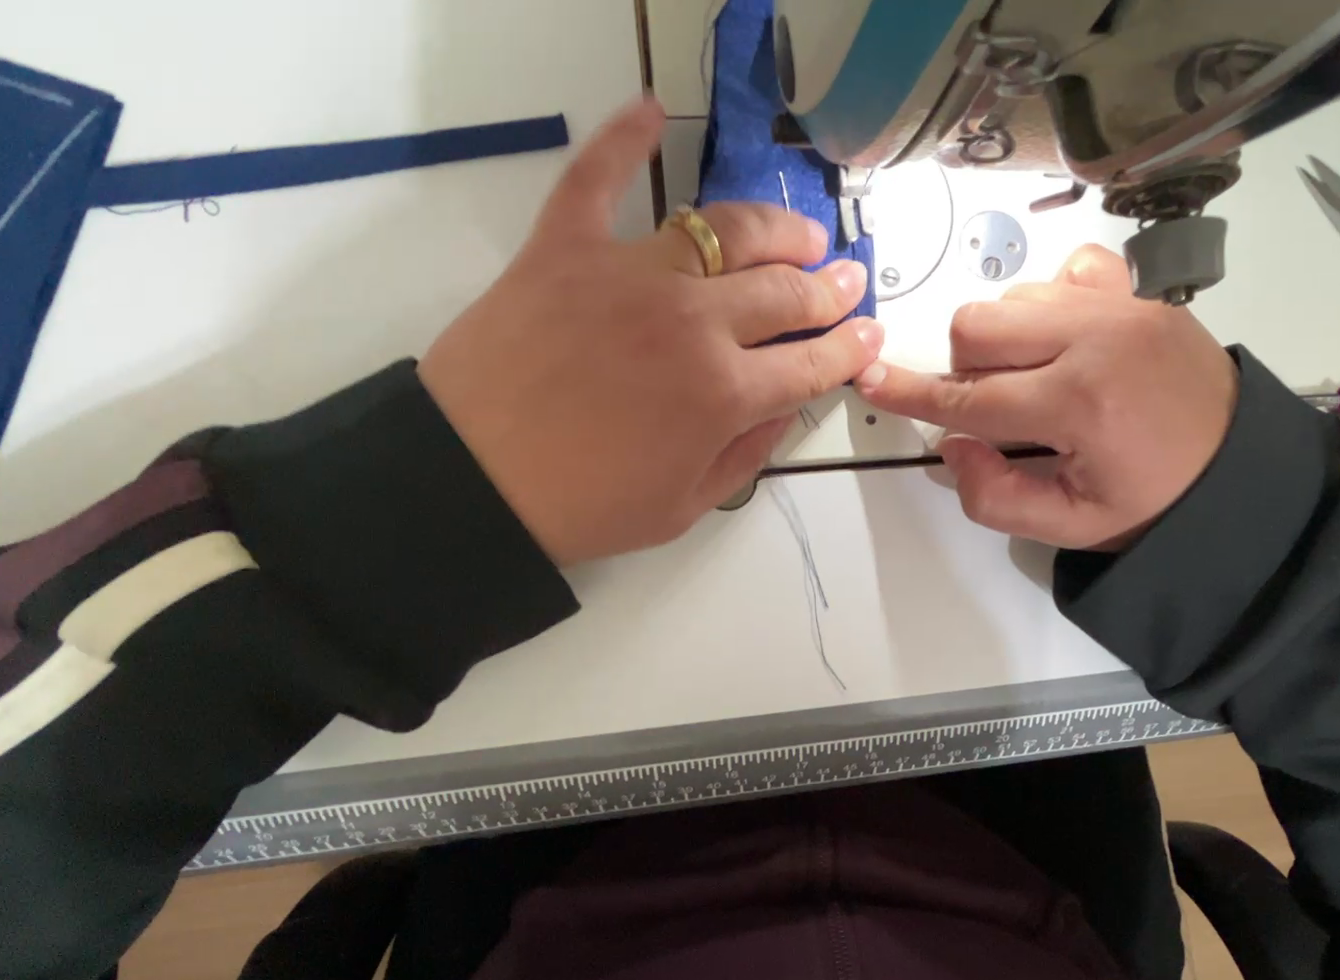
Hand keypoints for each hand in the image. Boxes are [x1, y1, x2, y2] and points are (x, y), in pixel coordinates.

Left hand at [419, 99, 880, 564]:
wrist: (468, 483)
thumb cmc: (582, 509)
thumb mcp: (684, 507)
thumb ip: (745, 454)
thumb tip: (786, 405)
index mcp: (724, 394)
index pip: (812, 362)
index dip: (850, 348)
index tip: (871, 333)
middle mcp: (692, 322)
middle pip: (784, 292)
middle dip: (828, 288)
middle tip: (846, 279)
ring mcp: (629, 275)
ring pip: (723, 230)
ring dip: (774, 228)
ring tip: (798, 233)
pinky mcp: (564, 248)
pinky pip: (598, 179)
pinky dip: (623, 140)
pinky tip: (651, 110)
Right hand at [855, 244, 1235, 550]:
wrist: (1242, 470)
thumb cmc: (1153, 504)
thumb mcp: (1070, 528)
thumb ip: (994, 496)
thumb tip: (952, 445)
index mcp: (1077, 405)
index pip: (969, 399)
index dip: (912, 393)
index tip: (869, 377)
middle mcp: (1093, 340)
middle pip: (977, 328)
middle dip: (963, 370)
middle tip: (992, 406)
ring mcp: (1120, 306)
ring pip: (1012, 297)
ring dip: (1002, 339)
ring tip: (1035, 377)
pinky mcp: (1139, 291)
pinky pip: (1066, 269)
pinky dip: (1048, 301)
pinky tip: (1065, 339)